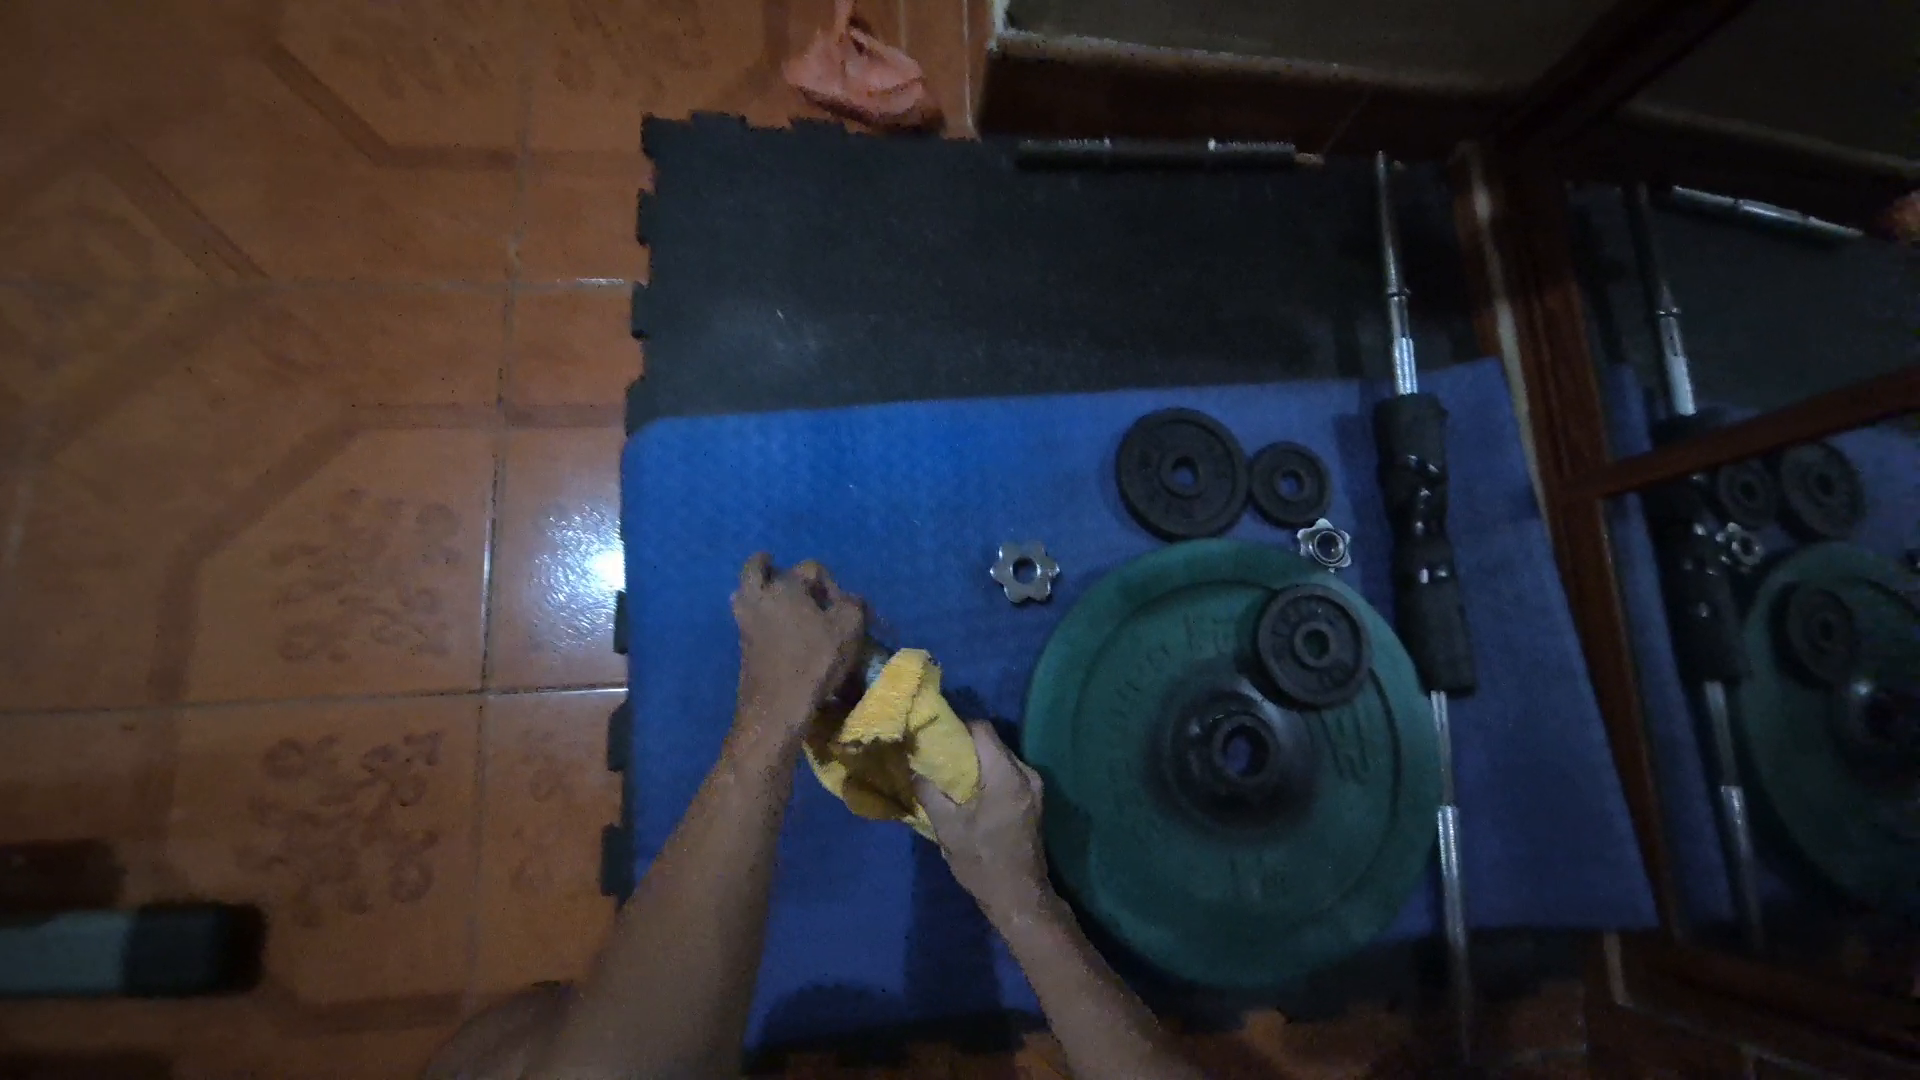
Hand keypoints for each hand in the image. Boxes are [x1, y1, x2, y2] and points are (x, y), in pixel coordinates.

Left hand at [732, 553, 866, 739]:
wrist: (778, 704)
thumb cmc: (816, 660)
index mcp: (786, 586)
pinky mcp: (742, 643)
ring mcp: (746, 621)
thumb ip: (852, 604)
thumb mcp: (849, 628)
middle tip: (774, 566)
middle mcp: (760, 597)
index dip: (829, 582)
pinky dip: (753, 611)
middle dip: (766, 564)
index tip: (839, 604)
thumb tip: (848, 598)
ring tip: (768, 593)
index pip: (811, 568)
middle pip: (755, 568)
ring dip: (754, 588)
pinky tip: (769, 622)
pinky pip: (744, 615)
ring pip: (743, 592)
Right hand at [914, 722, 1053, 922]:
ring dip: (978, 760)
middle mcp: (1026, 774)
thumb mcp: (949, 829)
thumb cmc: (983, 863)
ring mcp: (1034, 787)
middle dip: (966, 744)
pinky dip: (989, 773)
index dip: (959, 727)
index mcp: (1007, 776)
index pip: (983, 731)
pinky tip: (970, 788)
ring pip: (1001, 757)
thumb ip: (930, 793)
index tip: (936, 736)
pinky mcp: (1034, 799)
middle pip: (993, 743)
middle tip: (938, 753)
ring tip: (951, 770)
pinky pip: (1009, 772)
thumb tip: (912, 769)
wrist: (1020, 899)